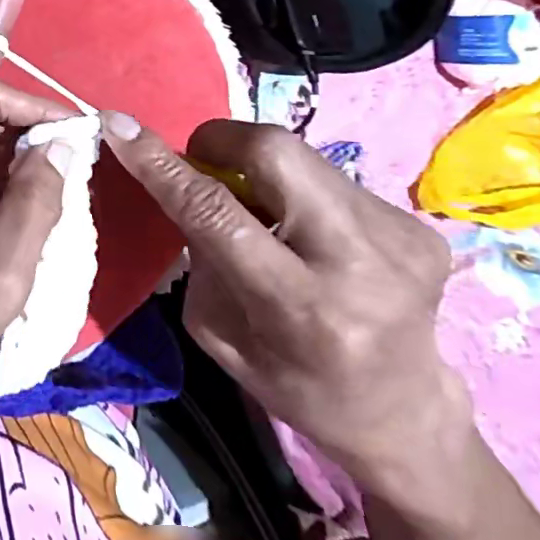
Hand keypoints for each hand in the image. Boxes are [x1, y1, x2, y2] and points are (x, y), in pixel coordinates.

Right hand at [100, 115, 465, 498]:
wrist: (402, 413)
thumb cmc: (291, 381)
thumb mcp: (218, 330)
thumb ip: (199, 250)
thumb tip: (184, 177)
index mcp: (301, 307)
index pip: (216, 213)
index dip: (162, 165)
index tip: (119, 126)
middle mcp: (360, 262)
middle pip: (275, 150)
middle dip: (220, 140)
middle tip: (203, 166)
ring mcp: (399, 236)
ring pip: (300, 154)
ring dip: (258, 168)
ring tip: (259, 210)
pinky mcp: (420, 224)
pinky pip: (328, 175)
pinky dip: (294, 189)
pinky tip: (305, 229)